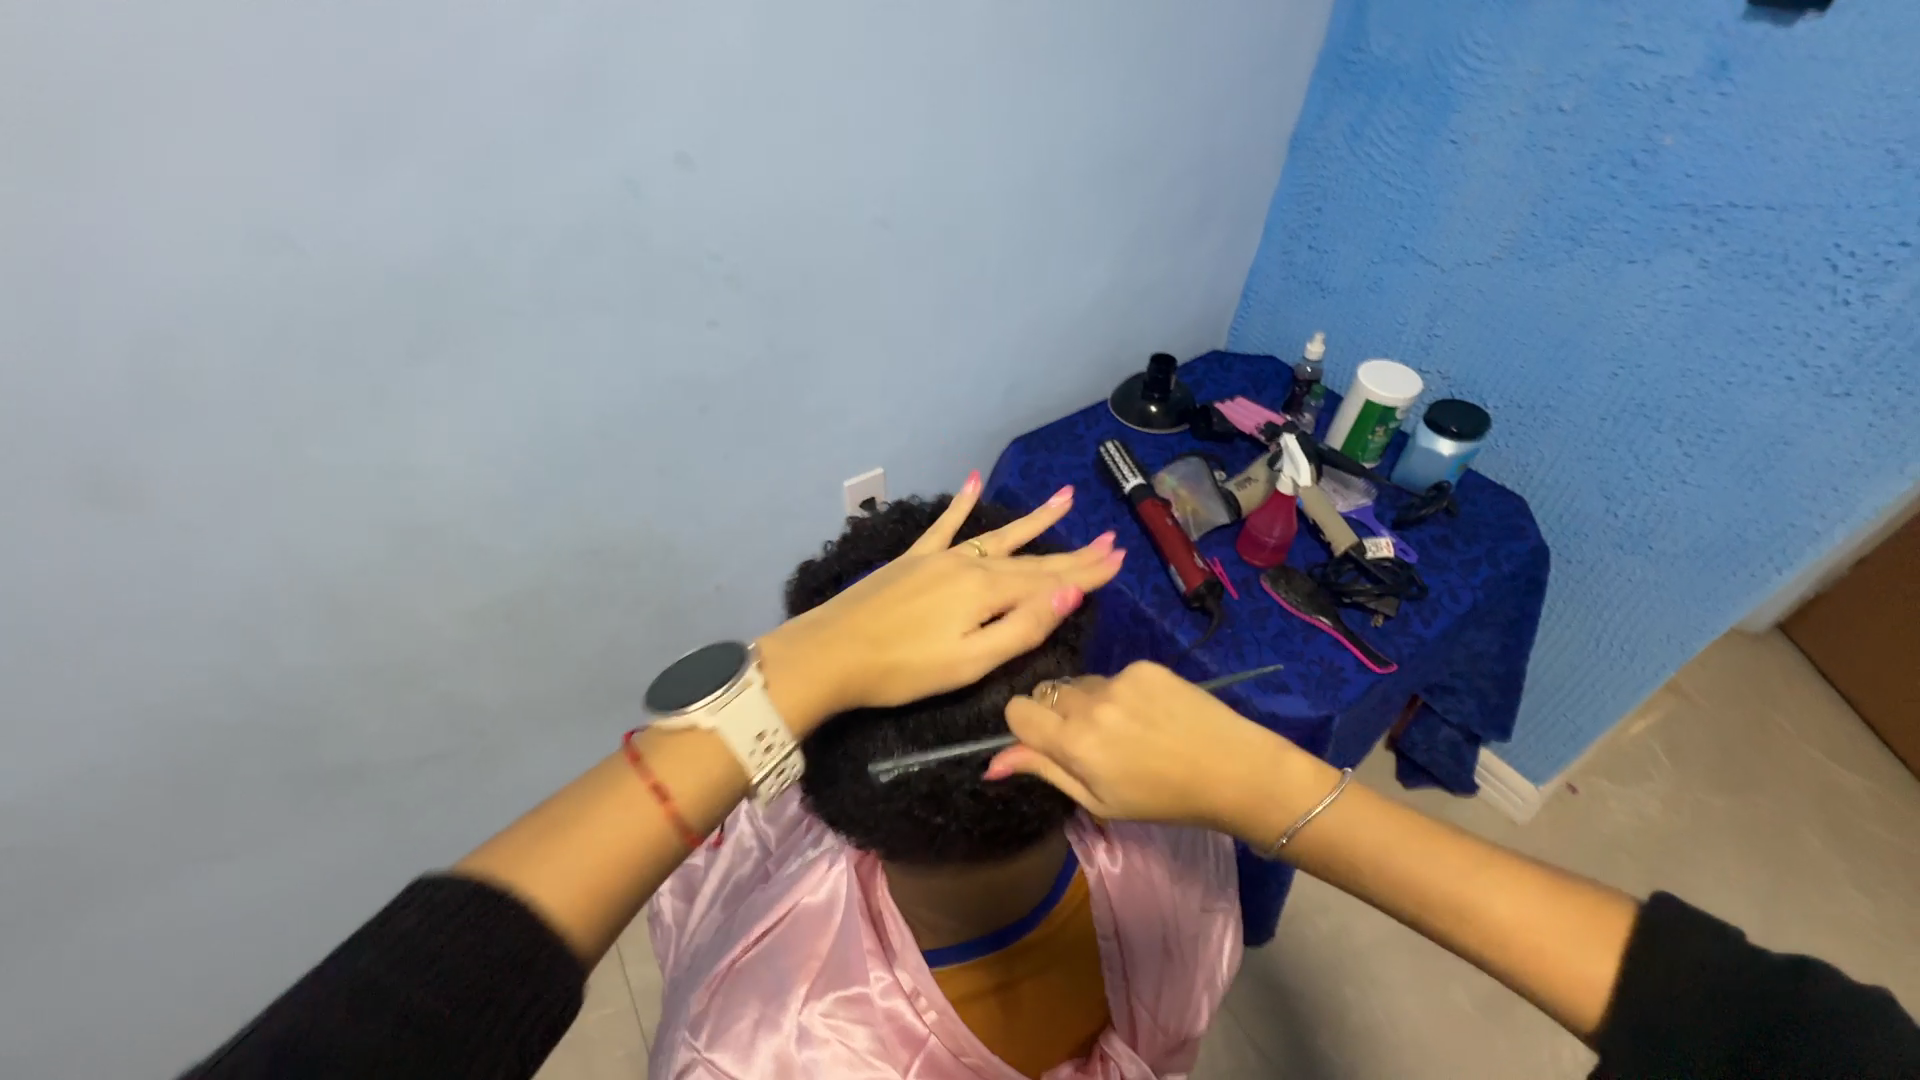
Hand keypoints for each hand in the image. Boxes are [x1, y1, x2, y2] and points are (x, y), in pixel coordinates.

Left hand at [759, 471, 1125, 733]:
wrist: (830, 653)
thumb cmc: (902, 670)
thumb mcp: (969, 662)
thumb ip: (1022, 628)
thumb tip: (1070, 594)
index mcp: (986, 592)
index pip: (1050, 582)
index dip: (1087, 573)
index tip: (1119, 558)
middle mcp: (969, 565)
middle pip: (1031, 559)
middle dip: (1073, 552)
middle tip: (1110, 539)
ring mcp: (938, 557)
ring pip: (997, 536)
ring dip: (1033, 520)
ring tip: (1064, 497)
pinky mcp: (913, 559)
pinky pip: (945, 525)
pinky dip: (961, 504)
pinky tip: (973, 481)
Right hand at [988, 661, 1334, 840]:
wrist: (1234, 771)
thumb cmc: (1163, 800)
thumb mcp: (1098, 801)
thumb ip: (1044, 772)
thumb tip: (992, 762)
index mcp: (1075, 743)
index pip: (1017, 710)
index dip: (1024, 725)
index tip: (1044, 741)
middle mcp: (1090, 703)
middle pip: (1046, 692)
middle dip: (1057, 714)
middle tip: (1091, 741)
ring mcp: (1120, 679)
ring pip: (1079, 683)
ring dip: (1088, 702)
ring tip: (1127, 729)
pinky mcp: (1145, 666)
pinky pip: (1113, 676)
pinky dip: (1121, 693)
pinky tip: (1151, 715)